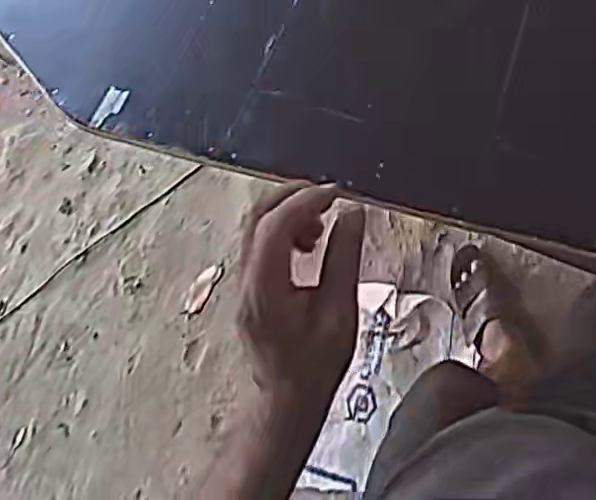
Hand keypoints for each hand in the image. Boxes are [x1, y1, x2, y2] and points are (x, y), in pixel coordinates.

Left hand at [235, 182, 364, 417]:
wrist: (285, 402)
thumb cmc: (313, 368)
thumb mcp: (340, 313)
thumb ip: (345, 258)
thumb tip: (353, 214)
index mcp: (265, 289)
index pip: (276, 225)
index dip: (307, 200)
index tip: (336, 193)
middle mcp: (246, 281)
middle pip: (259, 215)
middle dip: (295, 195)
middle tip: (329, 196)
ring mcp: (243, 281)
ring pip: (257, 223)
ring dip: (290, 211)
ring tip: (322, 224)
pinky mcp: (249, 282)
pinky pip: (260, 238)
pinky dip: (285, 226)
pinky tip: (309, 241)